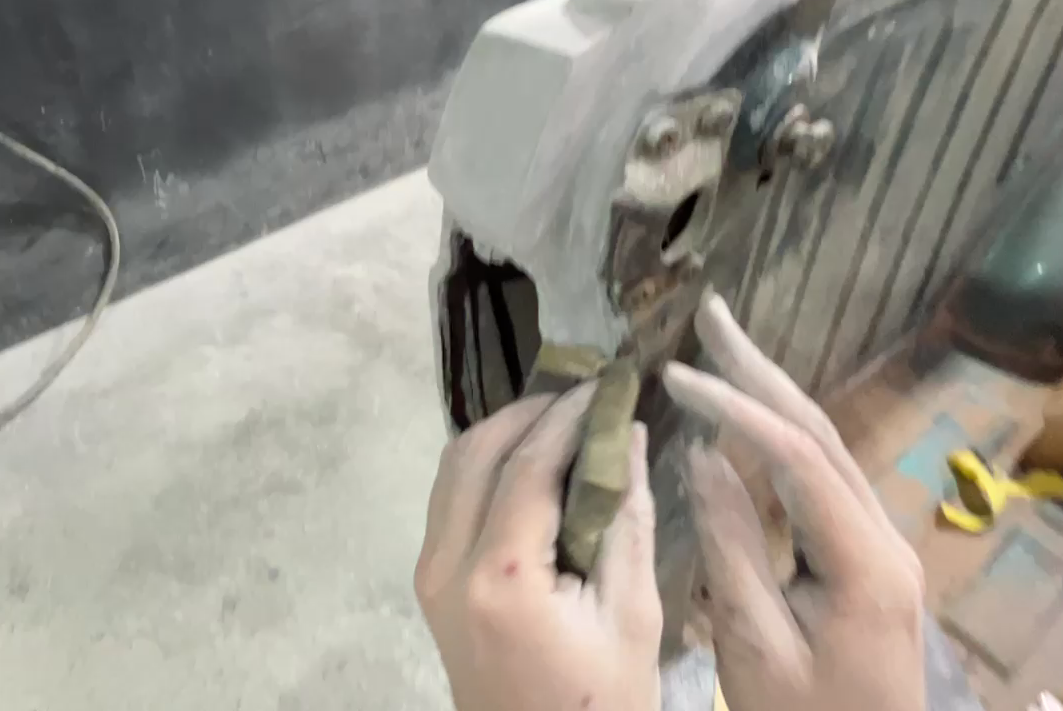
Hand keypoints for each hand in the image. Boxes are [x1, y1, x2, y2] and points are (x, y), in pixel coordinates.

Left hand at [415, 384, 661, 710]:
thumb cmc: (604, 706)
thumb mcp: (634, 617)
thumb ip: (628, 518)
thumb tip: (629, 433)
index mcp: (501, 576)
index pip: (526, 466)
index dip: (565, 417)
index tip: (600, 385)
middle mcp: (447, 561)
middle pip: (476, 452)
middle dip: (528, 413)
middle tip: (579, 396)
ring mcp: (428, 567)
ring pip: (453, 466)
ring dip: (501, 432)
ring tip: (555, 417)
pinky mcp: (427, 575)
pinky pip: (449, 494)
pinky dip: (483, 462)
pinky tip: (524, 458)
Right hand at [664, 293, 925, 710]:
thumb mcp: (752, 639)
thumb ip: (730, 539)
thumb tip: (700, 453)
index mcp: (862, 560)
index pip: (792, 454)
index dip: (730, 406)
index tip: (670, 375)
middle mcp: (880, 534)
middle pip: (816, 428)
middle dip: (758, 366)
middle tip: (711, 311)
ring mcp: (876, 538)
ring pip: (820, 439)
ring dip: (767, 385)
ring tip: (719, 339)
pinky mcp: (860, 546)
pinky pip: (814, 464)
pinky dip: (773, 421)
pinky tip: (743, 403)